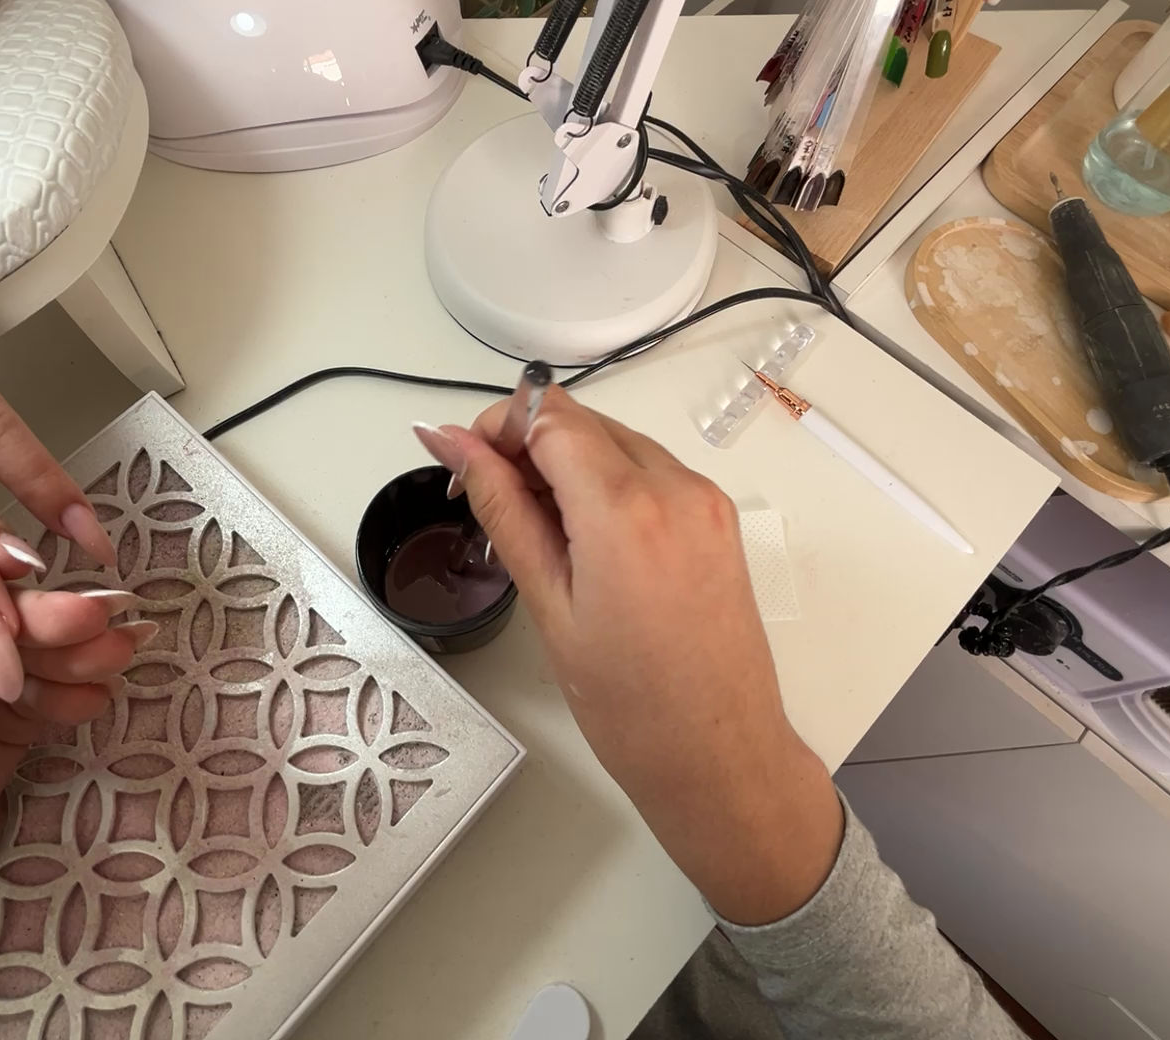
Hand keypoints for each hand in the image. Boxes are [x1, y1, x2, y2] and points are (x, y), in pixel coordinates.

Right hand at [416, 389, 842, 923]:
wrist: (719, 755)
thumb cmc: (625, 702)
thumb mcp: (547, 601)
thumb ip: (500, 506)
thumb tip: (450, 441)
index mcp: (625, 508)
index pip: (548, 415)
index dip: (498, 427)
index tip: (467, 465)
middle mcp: (675, 484)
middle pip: (582, 420)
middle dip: (526, 444)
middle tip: (493, 501)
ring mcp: (705, 497)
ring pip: (614, 441)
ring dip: (565, 464)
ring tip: (538, 529)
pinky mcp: (717, 515)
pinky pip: (648, 469)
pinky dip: (605, 481)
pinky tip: (584, 534)